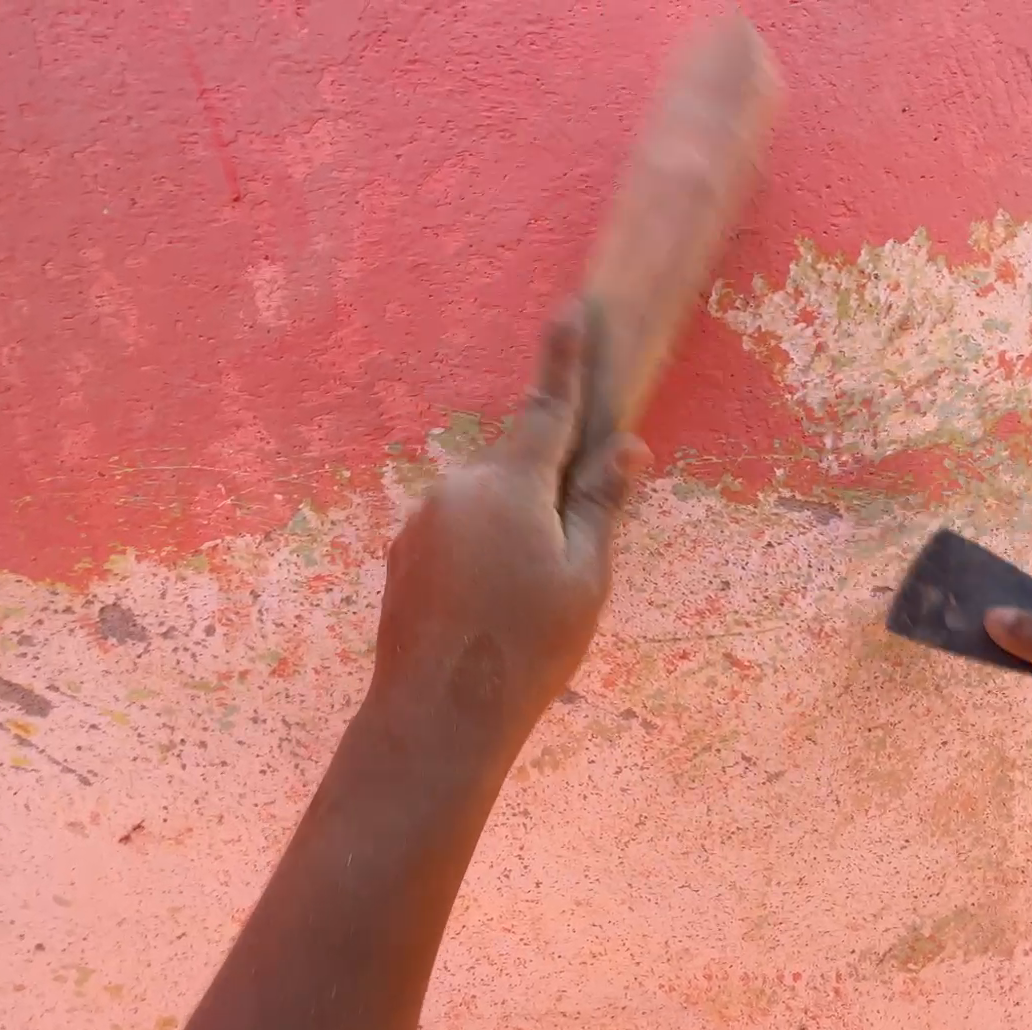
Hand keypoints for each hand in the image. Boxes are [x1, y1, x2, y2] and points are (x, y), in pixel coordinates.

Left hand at [372, 301, 647, 747]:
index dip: (562, 360)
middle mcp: (459, 488)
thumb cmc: (530, 645)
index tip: (569, 312)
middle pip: (518, 465)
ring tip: (526, 597)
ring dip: (514, 525)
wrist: (438, 714)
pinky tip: (489, 605)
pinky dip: (482, 547)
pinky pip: (457, 529)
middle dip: (547, 486)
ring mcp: (424, 520)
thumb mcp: (585, 577)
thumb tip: (627, 449)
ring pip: (487, 501)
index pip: (546, 410)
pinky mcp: (404, 552)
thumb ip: (599, 505)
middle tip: (568, 553)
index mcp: (510, 486)